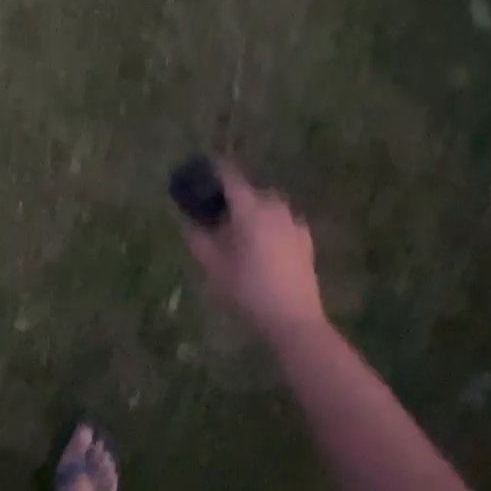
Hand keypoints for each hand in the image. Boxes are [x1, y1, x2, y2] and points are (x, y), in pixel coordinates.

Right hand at [183, 161, 326, 334]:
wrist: (293, 321)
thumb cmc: (246, 288)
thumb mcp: (211, 263)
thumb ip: (195, 235)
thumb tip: (185, 217)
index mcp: (249, 208)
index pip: (229, 175)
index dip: (212, 169)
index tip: (198, 172)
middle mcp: (274, 208)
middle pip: (248, 189)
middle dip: (230, 193)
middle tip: (213, 207)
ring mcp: (293, 223)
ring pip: (267, 203)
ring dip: (250, 206)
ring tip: (236, 224)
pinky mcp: (305, 240)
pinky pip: (282, 219)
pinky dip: (269, 221)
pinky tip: (261, 238)